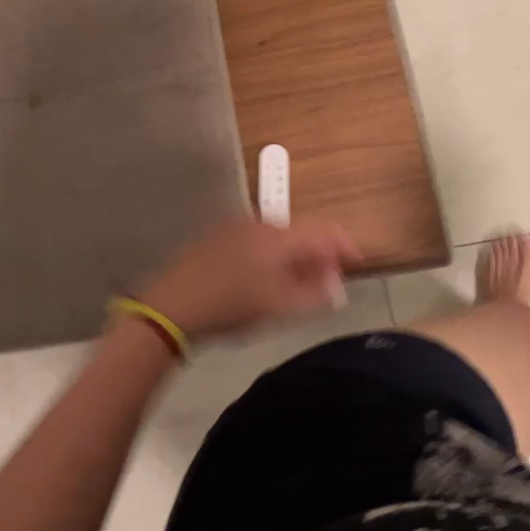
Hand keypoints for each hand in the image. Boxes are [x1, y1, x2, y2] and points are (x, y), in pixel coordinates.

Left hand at [137, 218, 359, 342]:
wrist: (173, 306)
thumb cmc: (231, 308)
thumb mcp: (280, 308)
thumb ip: (316, 293)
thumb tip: (335, 279)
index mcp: (279, 235)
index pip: (325, 229)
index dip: (345, 244)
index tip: (356, 262)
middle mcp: (259, 222)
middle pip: (300, 231)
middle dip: (316, 253)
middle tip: (323, 283)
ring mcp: (234, 225)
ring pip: (276, 236)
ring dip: (292, 255)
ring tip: (292, 287)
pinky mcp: (216, 235)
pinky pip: (255, 239)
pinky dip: (268, 255)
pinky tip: (261, 280)